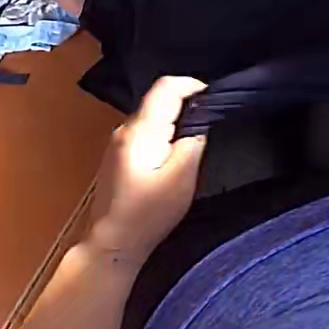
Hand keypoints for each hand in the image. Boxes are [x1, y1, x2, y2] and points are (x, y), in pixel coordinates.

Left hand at [88, 76, 207, 257]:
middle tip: (213, 118)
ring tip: (199, 134)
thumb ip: (194, 141)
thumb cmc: (149, 212)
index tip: (215, 98)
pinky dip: (165, 130)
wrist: (113, 242)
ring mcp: (118, 141)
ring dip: (176, 117)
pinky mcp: (118, 154)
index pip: (166, 87)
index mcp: (140, 131)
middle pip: (158, 98)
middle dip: (187, 101)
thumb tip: (201, 120)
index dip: (193, 85)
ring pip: (152, 114)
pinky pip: (146, 129)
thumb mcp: (182, 177)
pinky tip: (177, 149)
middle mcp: (125, 129)